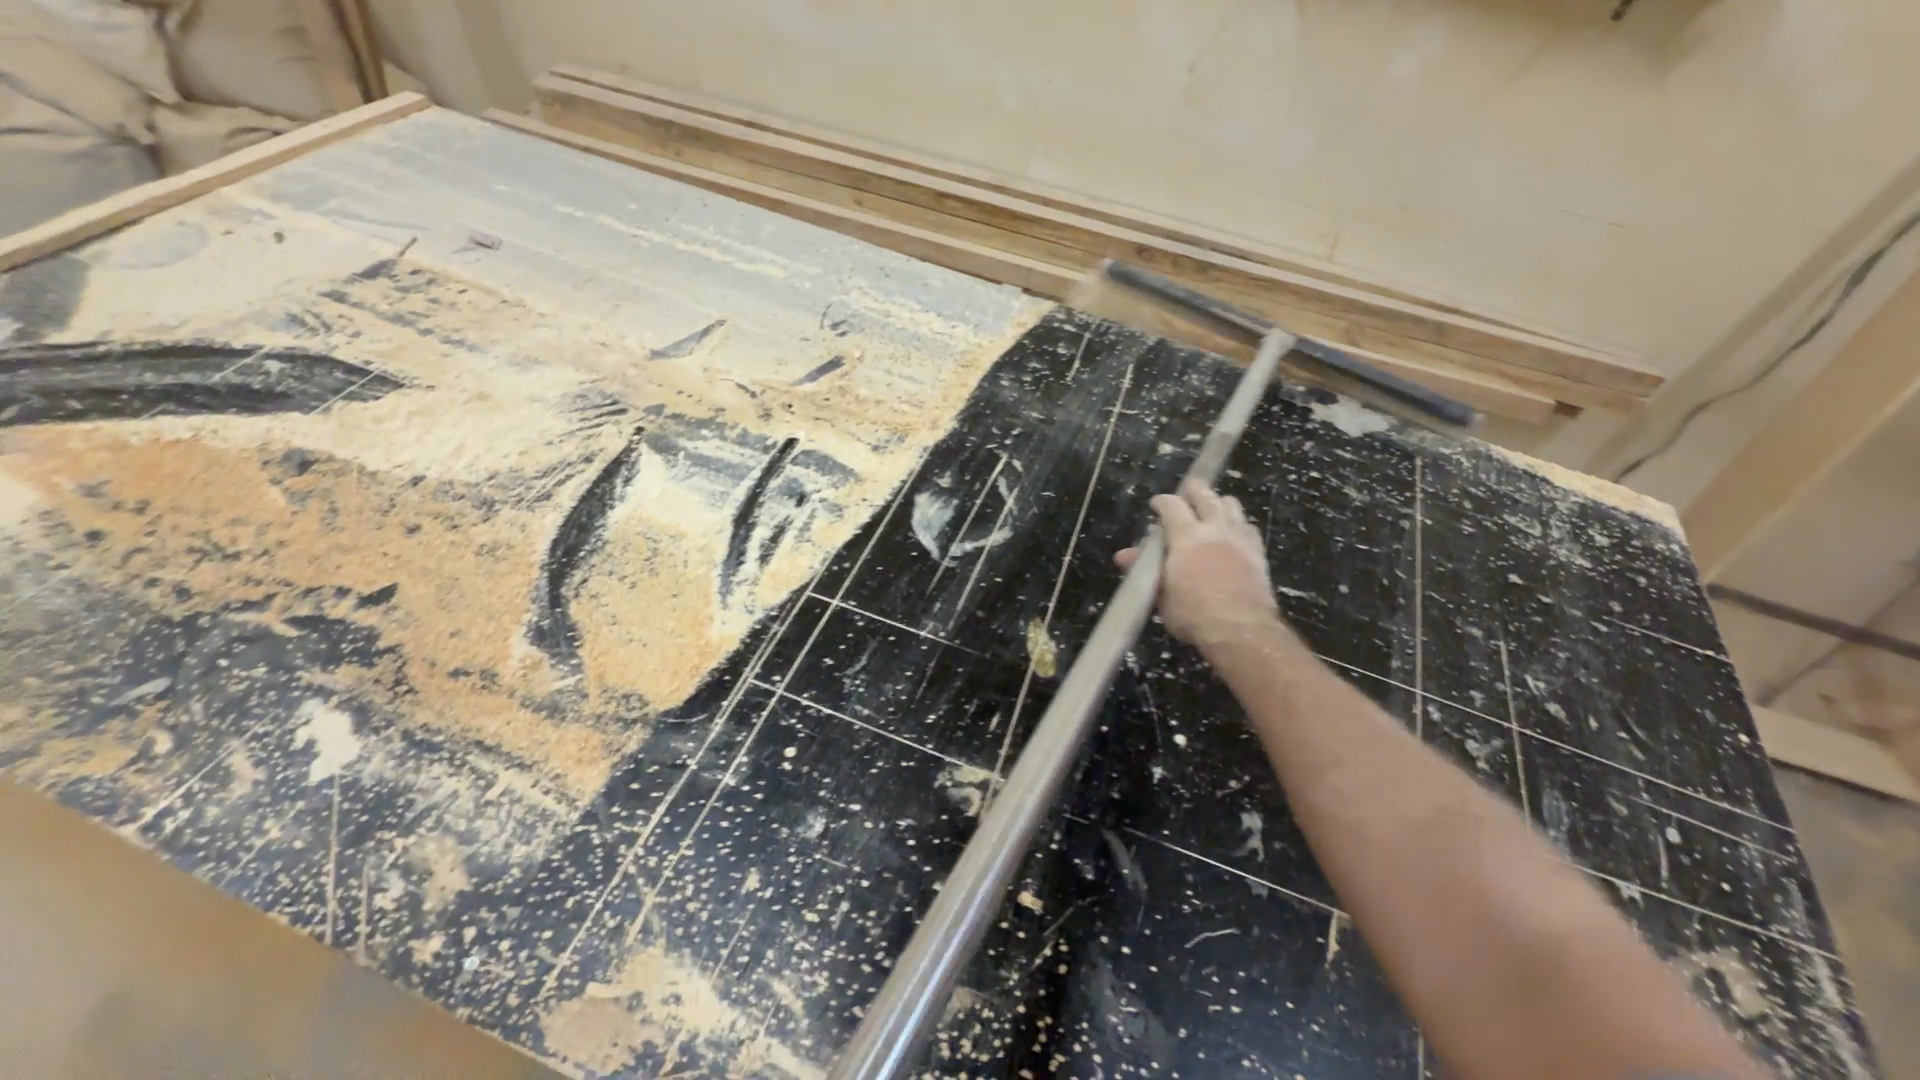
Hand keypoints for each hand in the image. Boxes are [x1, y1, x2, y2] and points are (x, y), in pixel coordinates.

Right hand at [1115, 479, 1281, 650]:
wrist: (1240, 628)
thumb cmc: (1193, 613)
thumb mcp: (1160, 595)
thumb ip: (1144, 571)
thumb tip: (1122, 556)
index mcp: (1186, 536)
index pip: (1172, 505)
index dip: (1162, 501)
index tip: (1156, 504)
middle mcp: (1214, 529)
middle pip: (1206, 496)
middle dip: (1194, 491)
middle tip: (1187, 492)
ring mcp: (1240, 538)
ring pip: (1232, 505)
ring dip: (1220, 503)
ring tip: (1213, 509)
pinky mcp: (1258, 552)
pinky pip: (1249, 527)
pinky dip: (1239, 524)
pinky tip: (1235, 532)